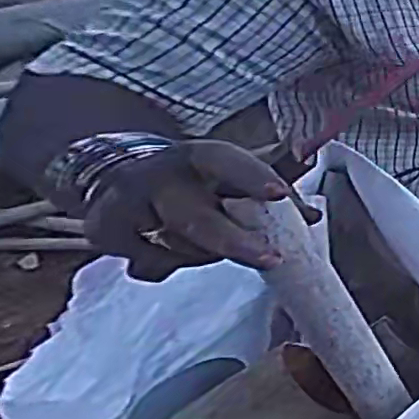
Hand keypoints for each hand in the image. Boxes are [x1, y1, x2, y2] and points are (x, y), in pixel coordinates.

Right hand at [84, 139, 316, 281]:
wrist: (119, 170)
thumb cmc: (197, 176)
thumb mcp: (232, 172)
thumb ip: (272, 192)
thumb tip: (313, 217)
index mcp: (201, 156)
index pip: (228, 162)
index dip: (253, 178)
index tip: (279, 194)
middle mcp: (161, 177)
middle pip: (199, 218)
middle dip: (236, 243)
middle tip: (273, 260)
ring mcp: (127, 204)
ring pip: (177, 245)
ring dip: (210, 254)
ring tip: (231, 248)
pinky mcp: (105, 231)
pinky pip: (151, 261)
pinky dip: (175, 262)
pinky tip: (184, 253)